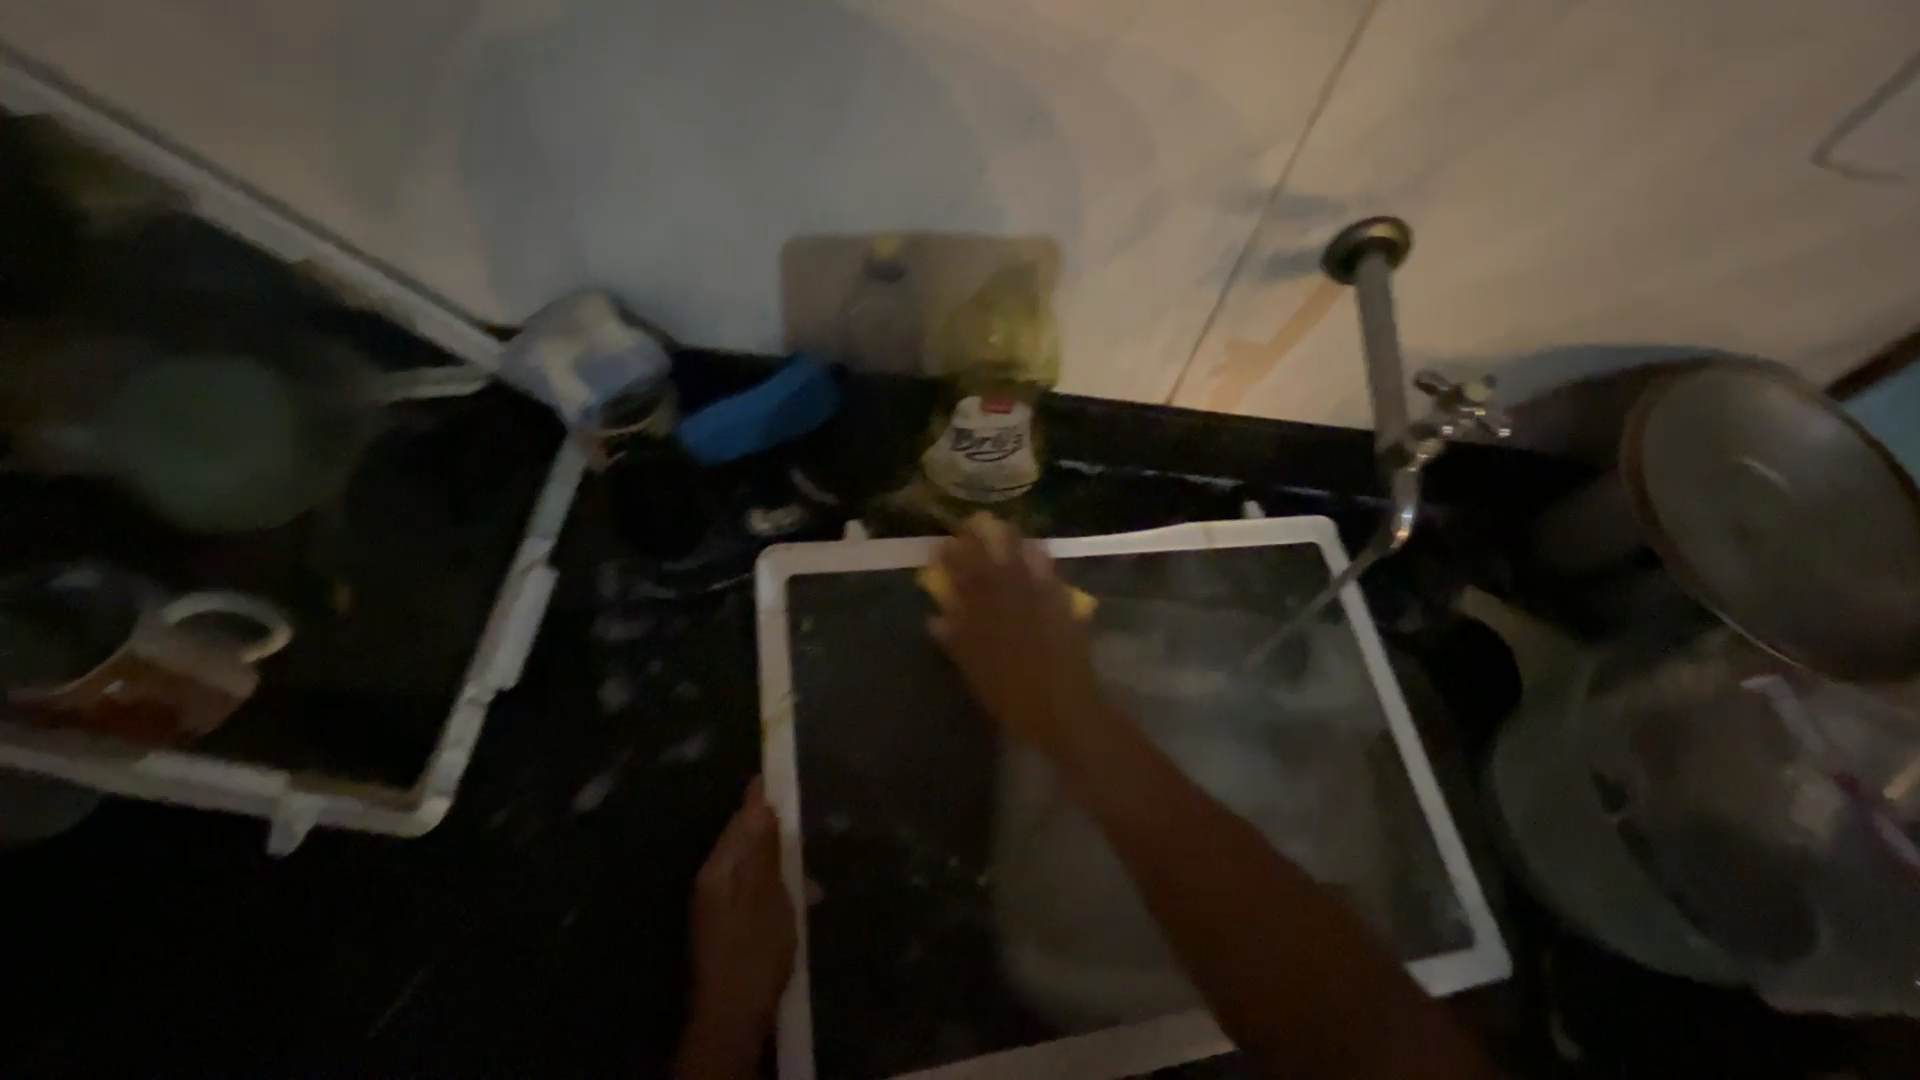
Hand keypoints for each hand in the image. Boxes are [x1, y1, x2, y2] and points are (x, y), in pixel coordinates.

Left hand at [674, 777, 795, 1079]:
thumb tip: (761, 805)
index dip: (758, 797)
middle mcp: (711, 879)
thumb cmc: (756, 951)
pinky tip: (788, 889)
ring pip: (744, 862)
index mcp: (721, 868)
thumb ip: (763, 850)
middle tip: (793, 809)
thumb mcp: (768, 896)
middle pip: (739, 838)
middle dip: (766, 823)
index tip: (775, 773)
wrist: (732, 1013)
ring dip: (770, 853)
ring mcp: (714, 903)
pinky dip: (767, 877)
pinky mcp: (723, 923)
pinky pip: (747, 884)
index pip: (740, 819)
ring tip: (798, 854)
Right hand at [927, 514, 1106, 754]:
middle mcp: (1007, 598)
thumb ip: (956, 642)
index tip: (941, 543)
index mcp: (980, 615)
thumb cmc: (1011, 698)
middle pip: (990, 558)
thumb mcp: (974, 674)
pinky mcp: (1061, 602)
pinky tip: (1035, 547)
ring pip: (1020, 556)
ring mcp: (1037, 597)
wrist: (1063, 708)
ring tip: (1002, 526)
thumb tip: (937, 618)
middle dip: (978, 538)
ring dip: (1009, 539)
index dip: (950, 557)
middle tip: (971, 522)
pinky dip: (1039, 555)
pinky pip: (1048, 570)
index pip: (961, 577)